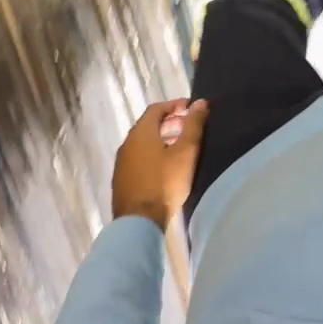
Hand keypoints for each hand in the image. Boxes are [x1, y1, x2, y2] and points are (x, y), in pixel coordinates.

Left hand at [111, 99, 208, 229]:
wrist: (139, 220)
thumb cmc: (165, 182)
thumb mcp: (186, 152)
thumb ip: (193, 125)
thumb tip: (201, 102)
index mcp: (141, 133)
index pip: (156, 108)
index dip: (175, 105)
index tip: (192, 108)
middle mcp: (127, 143)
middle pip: (149, 125)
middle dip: (170, 122)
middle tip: (189, 127)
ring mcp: (122, 162)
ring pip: (143, 142)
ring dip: (161, 139)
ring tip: (181, 147)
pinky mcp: (121, 179)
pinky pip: (138, 157)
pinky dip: (153, 154)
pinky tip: (166, 166)